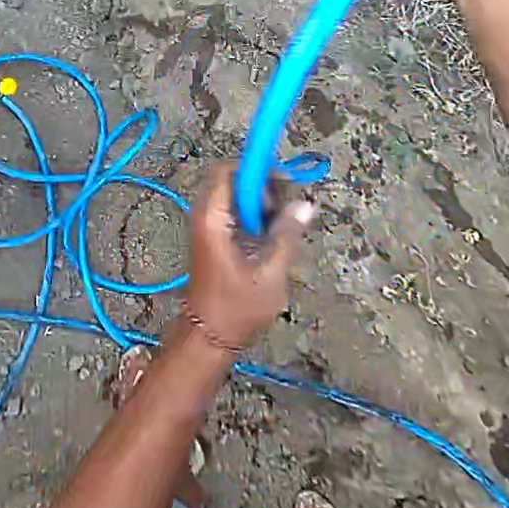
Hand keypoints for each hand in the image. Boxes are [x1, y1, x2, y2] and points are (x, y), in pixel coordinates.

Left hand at [184, 167, 313, 349]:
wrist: (208, 337)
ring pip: (232, 196)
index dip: (254, 169)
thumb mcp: (269, 272)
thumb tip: (306, 205)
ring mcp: (205, 227)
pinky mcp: (211, 238)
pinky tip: (269, 236)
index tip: (281, 183)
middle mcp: (203, 216)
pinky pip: (231, 212)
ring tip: (279, 224)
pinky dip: (251, 216)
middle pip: (230, 180)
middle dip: (260, 187)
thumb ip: (286, 234)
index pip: (226, 171)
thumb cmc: (236, 308)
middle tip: (284, 208)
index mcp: (212, 219)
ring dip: (258, 203)